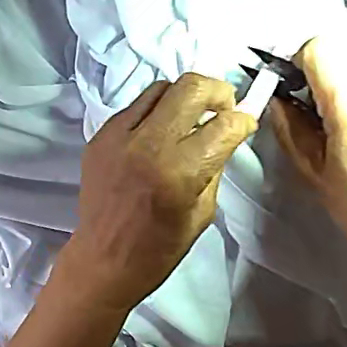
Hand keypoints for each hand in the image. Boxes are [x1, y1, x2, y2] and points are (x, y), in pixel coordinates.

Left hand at [55, 74, 257, 312]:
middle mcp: (148, 144)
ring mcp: (119, 136)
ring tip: (190, 116)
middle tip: (223, 107)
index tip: (246, 123)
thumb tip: (224, 137)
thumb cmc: (158, 248)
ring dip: (183, 97)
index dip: (243, 120)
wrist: (103, 259)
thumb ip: (214, 168)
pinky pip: (134, 107)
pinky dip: (155, 112)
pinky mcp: (100, 137)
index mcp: (179, 171)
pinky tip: (159, 132)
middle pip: (191, 87)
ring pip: (160, 88)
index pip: (224, 125)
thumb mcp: (202, 212)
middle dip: (218, 92)